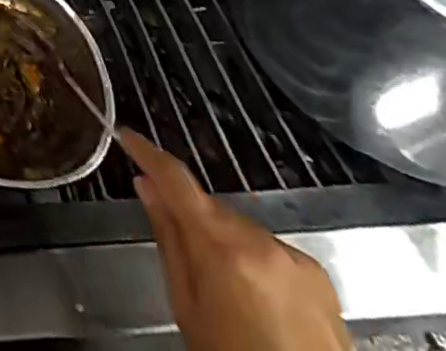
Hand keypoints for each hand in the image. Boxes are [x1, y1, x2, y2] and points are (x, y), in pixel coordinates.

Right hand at [120, 128, 351, 350]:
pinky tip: (258, 302)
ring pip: (242, 228)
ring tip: (226, 295)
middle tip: (181, 256)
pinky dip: (257, 262)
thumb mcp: (187, 308)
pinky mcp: (316, 271)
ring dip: (226, 244)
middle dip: (192, 219)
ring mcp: (292, 254)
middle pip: (211, 208)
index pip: (177, 181)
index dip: (148, 153)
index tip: (129, 137)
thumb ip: (168, 239)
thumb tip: (146, 187)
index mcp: (220, 249)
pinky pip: (273, 249)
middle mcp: (260, 241)